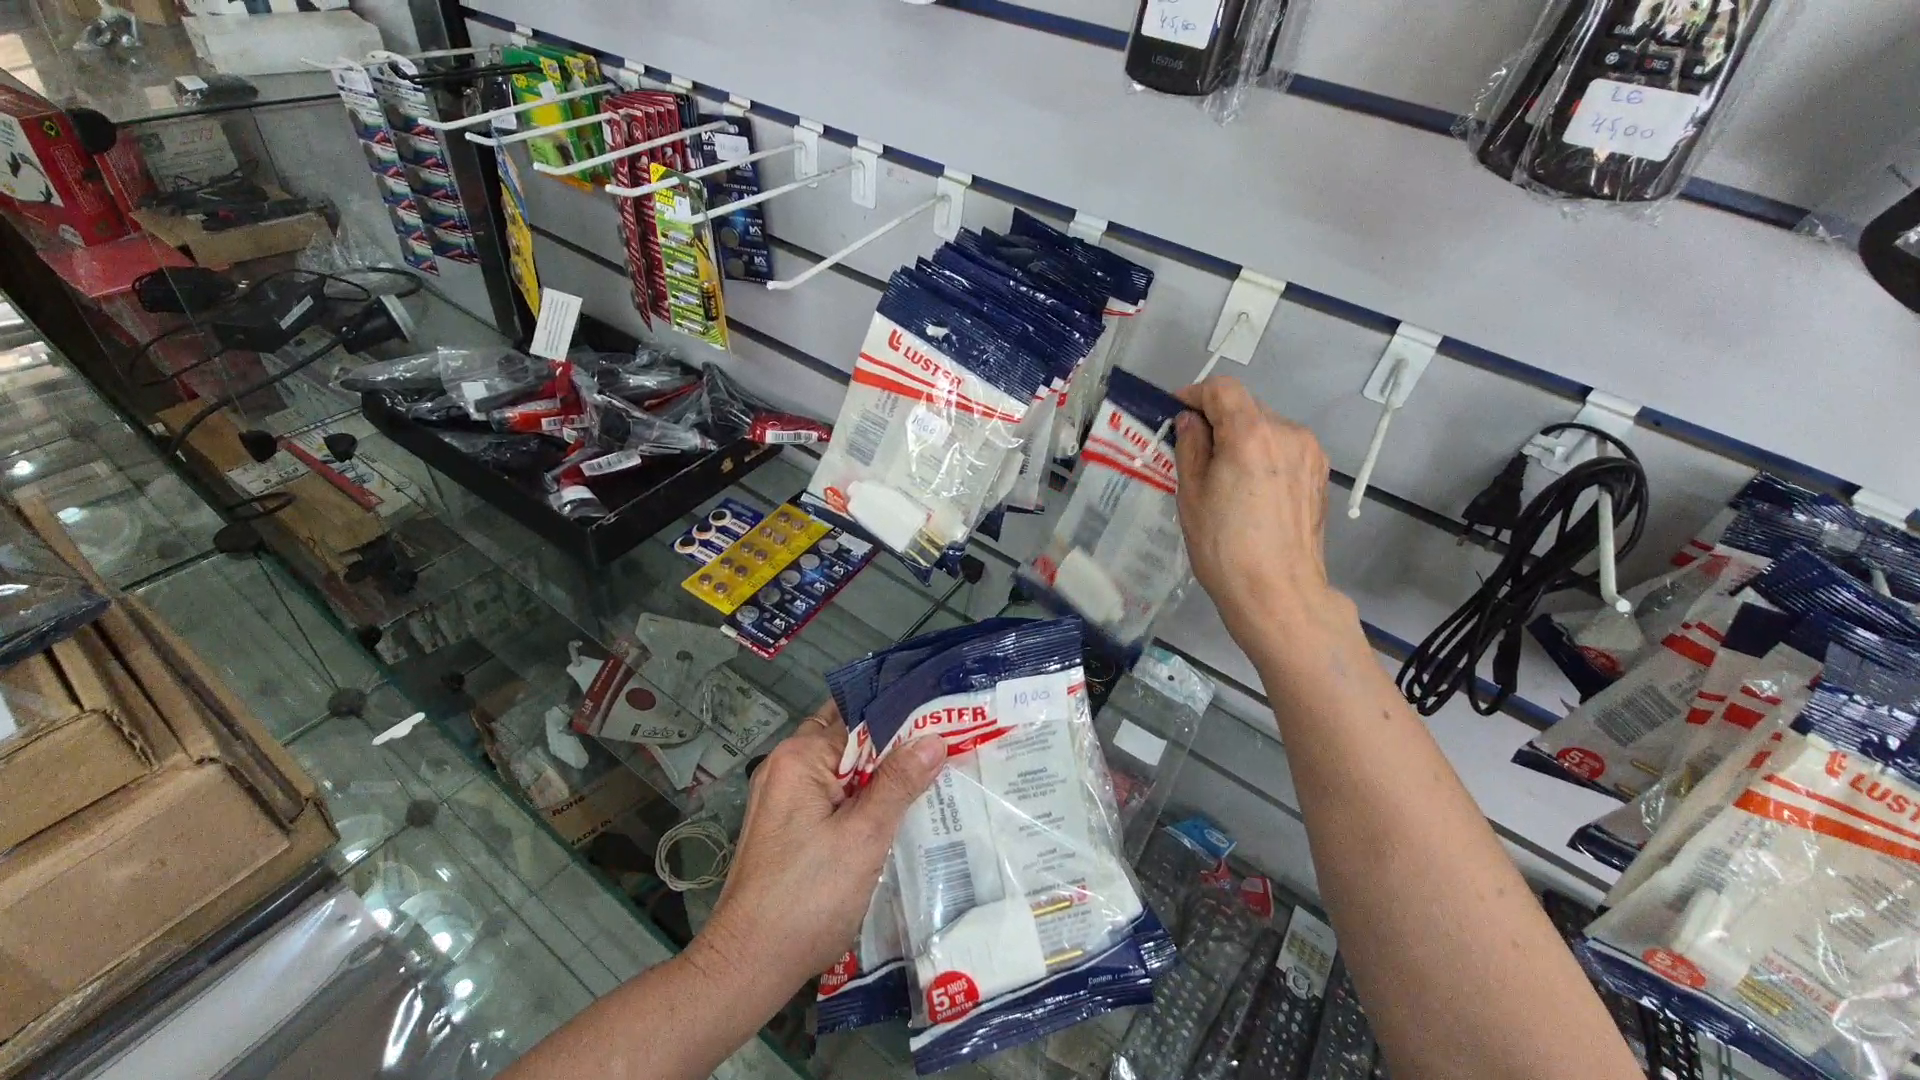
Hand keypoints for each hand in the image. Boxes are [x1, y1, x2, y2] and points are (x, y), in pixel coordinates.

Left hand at [690, 701, 945, 990]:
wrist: (750, 964)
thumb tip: (935, 737)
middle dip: (895, 748)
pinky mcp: (788, 829)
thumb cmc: (808, 896)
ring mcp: (783, 801)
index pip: (859, 719)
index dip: (902, 720)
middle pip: (850, 743)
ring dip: (882, 778)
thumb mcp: (863, 837)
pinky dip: (863, 802)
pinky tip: (898, 814)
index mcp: (798, 758)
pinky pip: (833, 800)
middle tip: (950, 746)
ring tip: (935, 777)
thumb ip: (899, 783)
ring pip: (844, 774)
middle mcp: (785, 769)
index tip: (946, 719)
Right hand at [1174, 377, 1349, 645]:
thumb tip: (1191, 422)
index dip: (1194, 395)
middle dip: (1217, 420)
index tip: (1176, 414)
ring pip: (1267, 428)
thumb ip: (1190, 447)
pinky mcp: (1319, 475)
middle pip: (1246, 407)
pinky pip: (1284, 450)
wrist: (1278, 594)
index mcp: (1252, 433)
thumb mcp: (1191, 495)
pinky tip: (1249, 490)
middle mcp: (1288, 432)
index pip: (1222, 389)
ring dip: (1242, 439)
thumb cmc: (1224, 547)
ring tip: (1222, 476)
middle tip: (1193, 451)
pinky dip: (1263, 456)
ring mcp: (1310, 454)